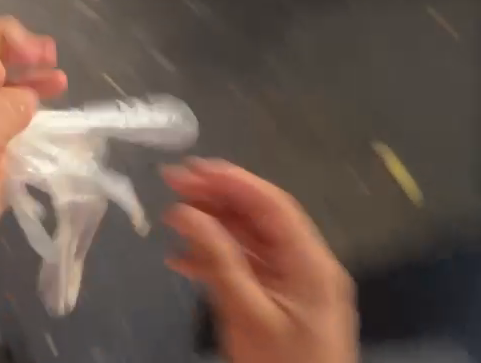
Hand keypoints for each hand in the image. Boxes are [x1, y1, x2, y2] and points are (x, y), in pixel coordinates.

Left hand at [0, 18, 68, 246]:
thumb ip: (7, 105)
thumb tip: (28, 95)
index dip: (4, 44)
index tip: (29, 65)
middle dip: (18, 48)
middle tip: (50, 54)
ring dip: (27, 69)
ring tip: (57, 72)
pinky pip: (2, 96)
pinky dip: (26, 90)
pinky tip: (52, 88)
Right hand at [163, 159, 357, 362]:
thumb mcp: (247, 312)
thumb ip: (216, 257)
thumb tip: (182, 210)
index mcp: (310, 263)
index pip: (272, 204)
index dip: (231, 180)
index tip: (189, 169)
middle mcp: (304, 264)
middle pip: (257, 215)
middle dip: (213, 197)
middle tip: (170, 183)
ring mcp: (290, 282)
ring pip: (246, 236)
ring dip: (208, 224)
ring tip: (170, 218)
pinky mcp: (276, 299)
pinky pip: (242, 263)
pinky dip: (211, 256)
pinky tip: (180, 261)